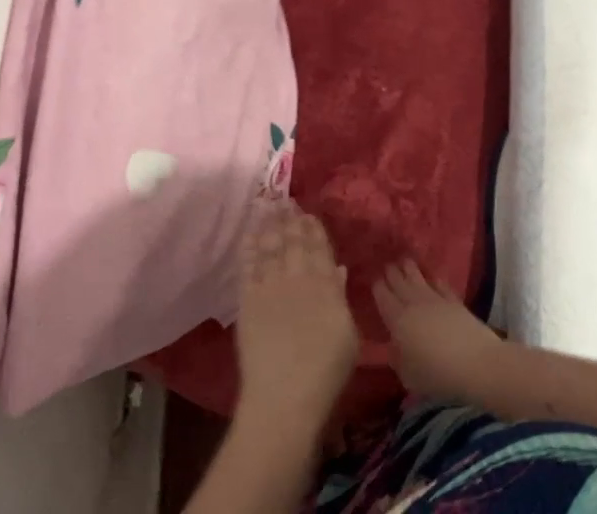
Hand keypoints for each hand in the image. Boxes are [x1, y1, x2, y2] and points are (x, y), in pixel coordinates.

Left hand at [235, 205, 357, 429]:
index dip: (314, 229)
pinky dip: (249, 247)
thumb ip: (339, 298)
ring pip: (270, 247)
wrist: (286, 394)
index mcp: (326, 285)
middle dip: (291, 221)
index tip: (309, 213)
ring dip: (270, 226)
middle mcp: (298, 277)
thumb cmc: (327, 370)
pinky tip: (249, 233)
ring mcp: (270, 287)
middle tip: (286, 202)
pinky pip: (248, 266)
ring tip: (269, 208)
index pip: (319, 248)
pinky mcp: (248, 300)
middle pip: (294, 242)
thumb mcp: (348, 334)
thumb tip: (336, 271)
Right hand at [372, 260, 507, 404]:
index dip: (378, 288)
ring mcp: (437, 300)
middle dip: (392, 274)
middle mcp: (415, 305)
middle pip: (400, 284)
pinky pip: (441, 286)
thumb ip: (398, 359)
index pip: (384, 299)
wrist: (476, 363)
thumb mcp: (408, 376)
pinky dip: (435, 279)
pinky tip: (433, 276)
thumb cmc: (437, 374)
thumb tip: (394, 347)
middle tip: (387, 265)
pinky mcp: (456, 302)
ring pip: (419, 279)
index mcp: (398, 321)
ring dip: (411, 269)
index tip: (374, 279)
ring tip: (405, 260)